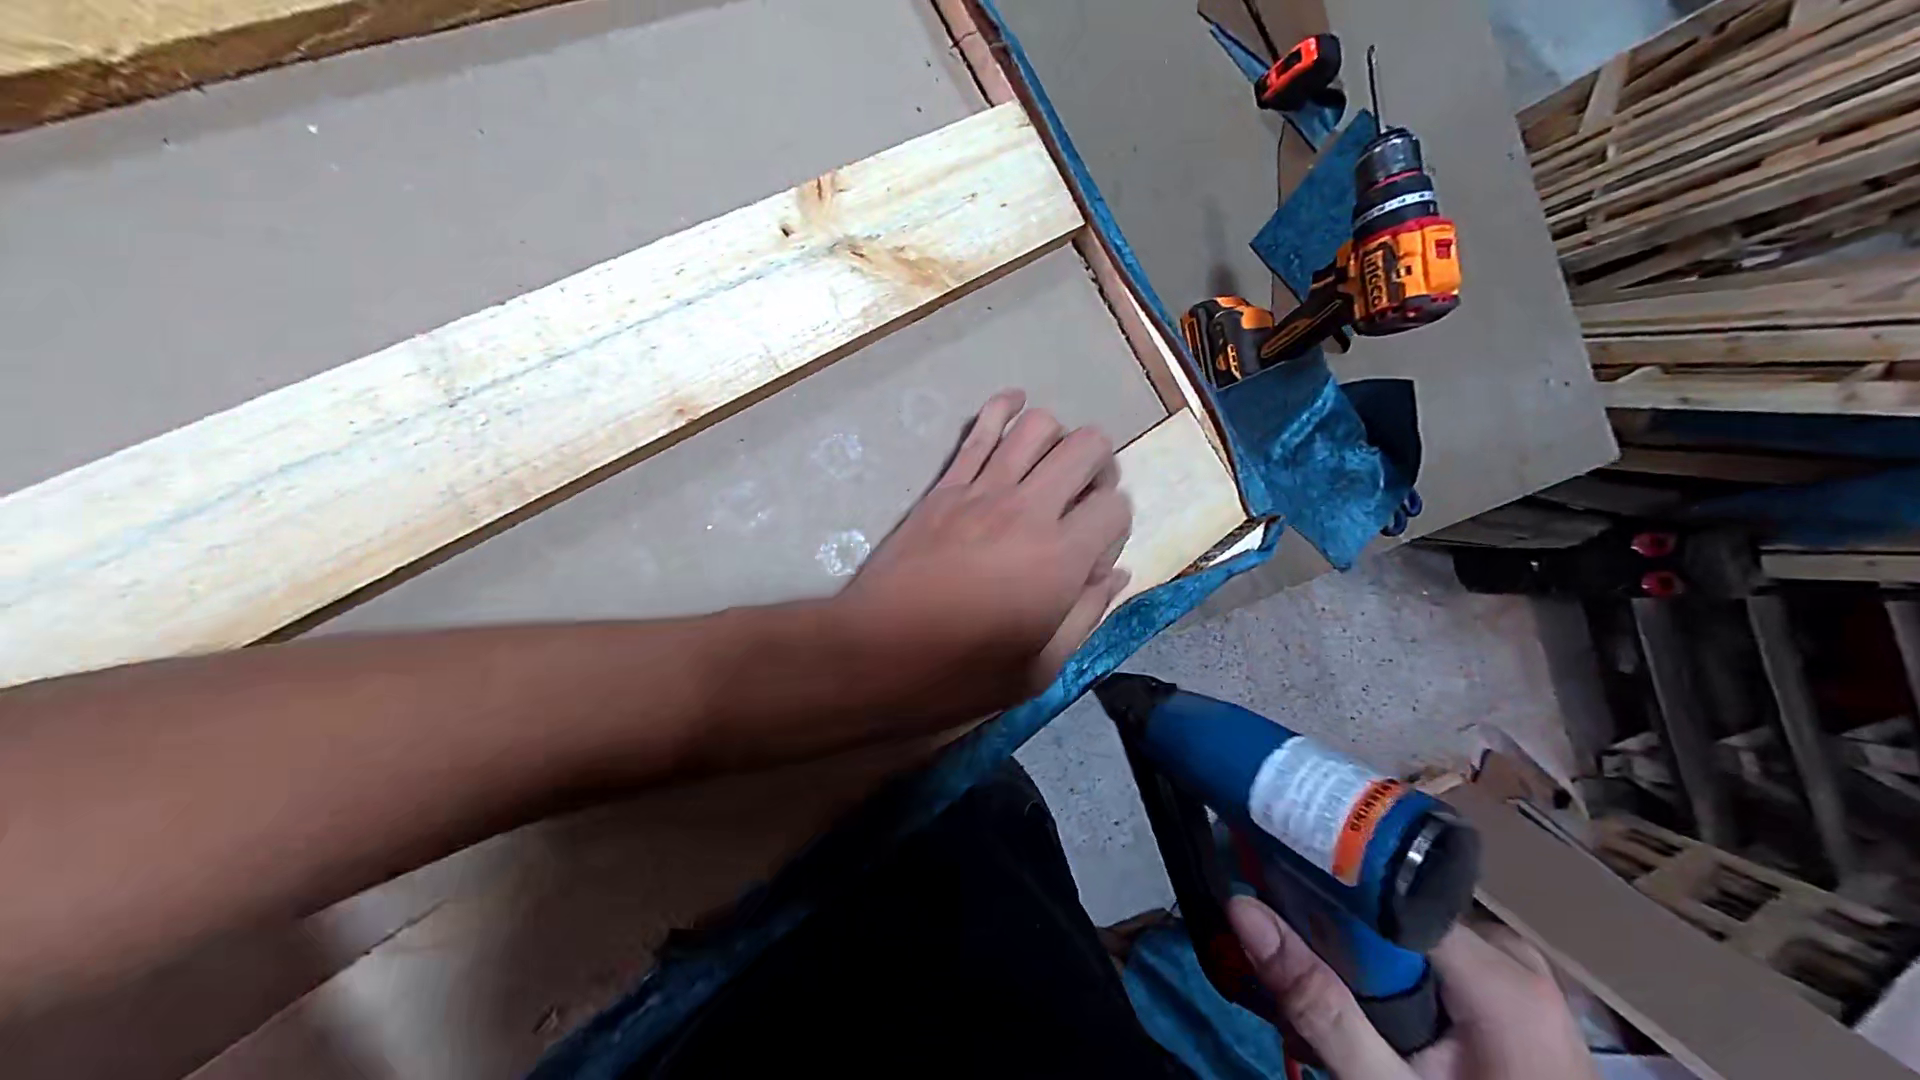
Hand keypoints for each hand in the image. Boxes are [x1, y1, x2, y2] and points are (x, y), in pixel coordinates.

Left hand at [830, 389, 1131, 723]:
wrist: (877, 653)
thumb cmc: (962, 673)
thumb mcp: (1041, 668)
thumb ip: (1087, 614)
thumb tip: (1118, 573)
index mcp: (1061, 558)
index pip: (1116, 507)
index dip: (1116, 526)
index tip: (1095, 554)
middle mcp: (1029, 509)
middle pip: (1088, 447)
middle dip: (1100, 466)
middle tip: (1085, 498)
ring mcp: (982, 491)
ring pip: (1038, 426)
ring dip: (1059, 437)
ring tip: (1053, 464)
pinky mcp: (944, 488)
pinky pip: (979, 431)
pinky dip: (1002, 408)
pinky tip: (1015, 402)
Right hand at [1226, 896, 1598, 1079]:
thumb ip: (1318, 1005)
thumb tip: (1241, 907)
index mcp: (1501, 976)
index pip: (1389, 890)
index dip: (1325, 885)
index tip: (1271, 891)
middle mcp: (1519, 959)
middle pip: (1399, 906)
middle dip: (1342, 931)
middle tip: (1295, 960)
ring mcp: (1526, 977)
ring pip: (1415, 926)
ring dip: (1366, 951)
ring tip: (1330, 989)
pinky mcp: (1522, 998)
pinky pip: (1442, 953)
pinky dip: (1400, 968)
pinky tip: (1377, 1007)